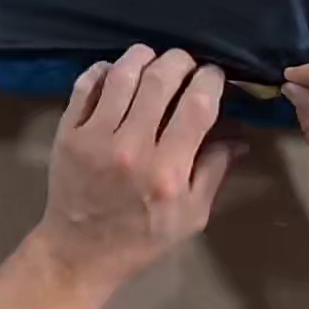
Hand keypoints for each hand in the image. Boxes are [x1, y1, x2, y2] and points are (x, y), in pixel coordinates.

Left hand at [27, 45, 239, 298]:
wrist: (80, 252)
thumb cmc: (142, 237)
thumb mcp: (191, 216)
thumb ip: (215, 170)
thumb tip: (240, 136)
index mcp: (168, 170)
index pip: (197, 105)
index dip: (211, 79)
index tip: (214, 75)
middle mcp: (131, 147)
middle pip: (160, 79)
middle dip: (181, 60)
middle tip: (187, 63)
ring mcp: (94, 136)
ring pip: (122, 74)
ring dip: (143, 56)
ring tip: (153, 59)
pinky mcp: (68, 131)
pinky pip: (85, 84)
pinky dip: (103, 69)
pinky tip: (116, 72)